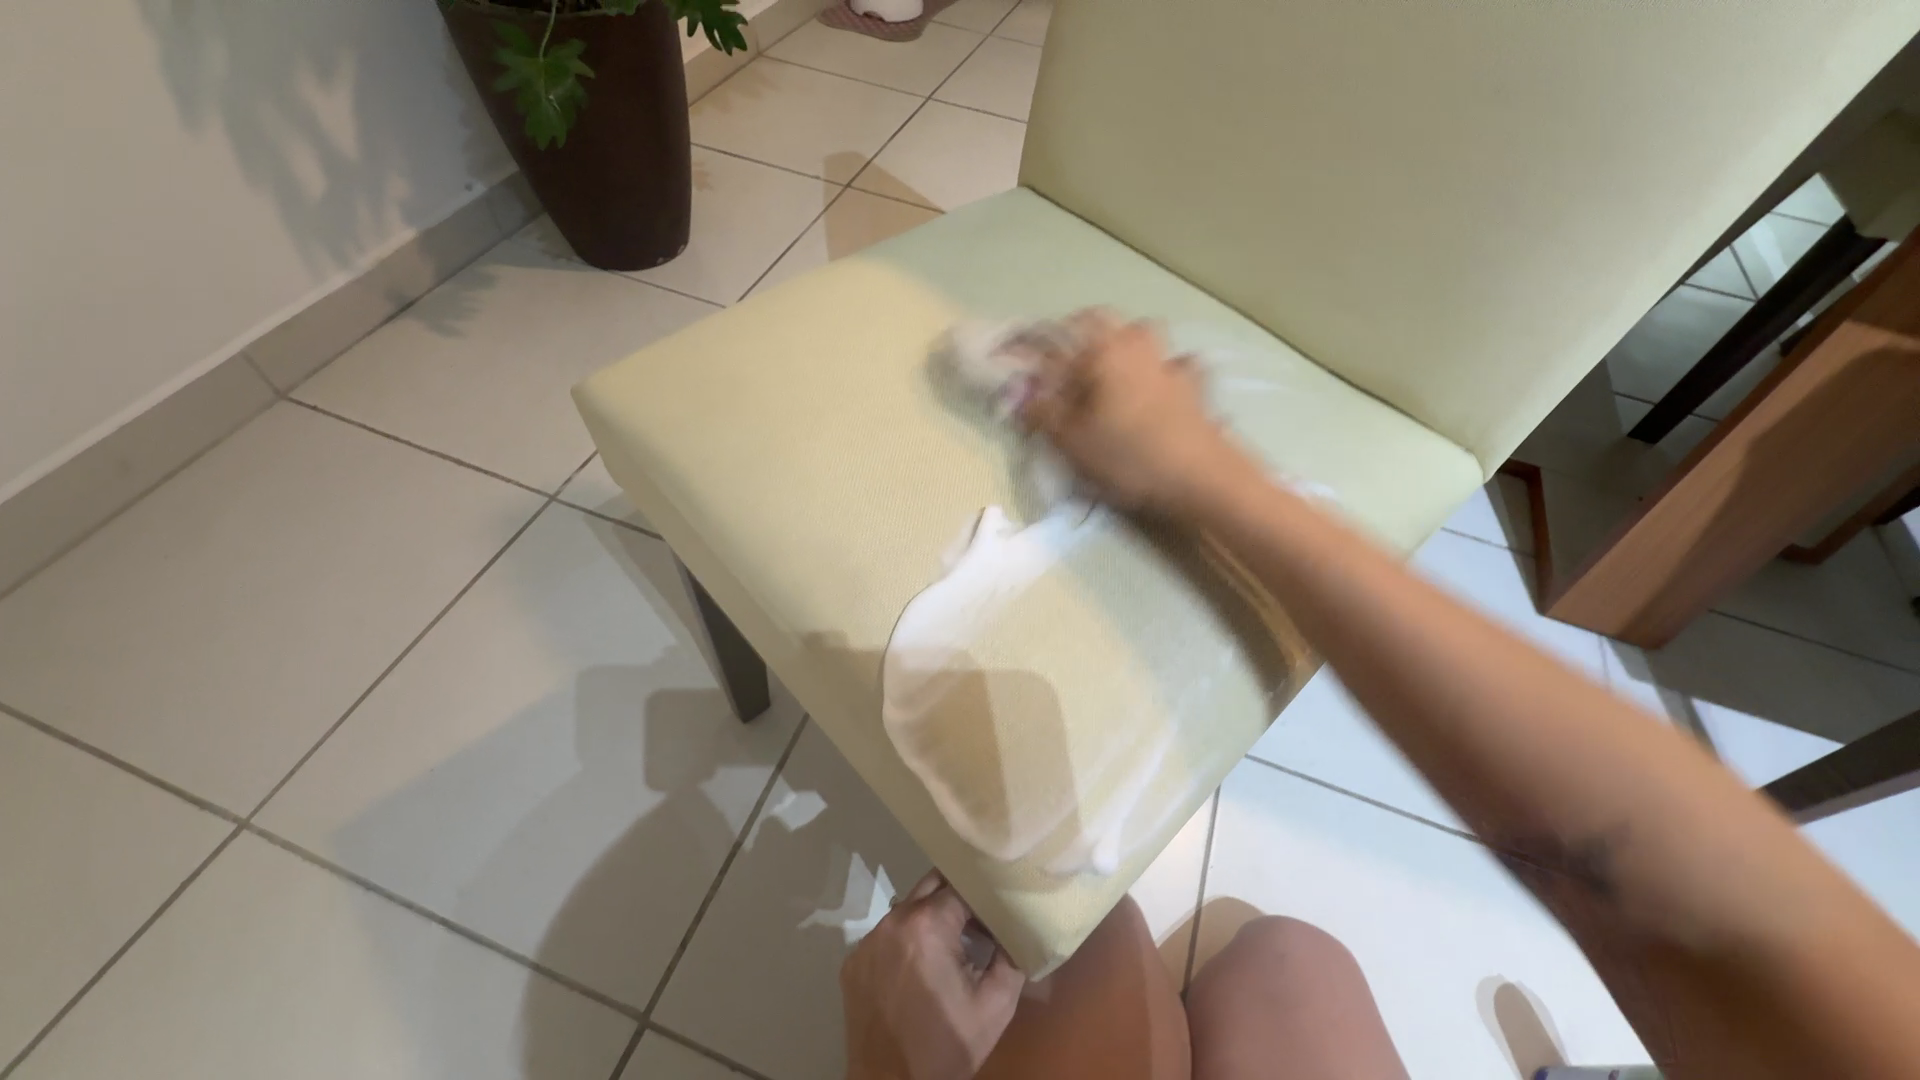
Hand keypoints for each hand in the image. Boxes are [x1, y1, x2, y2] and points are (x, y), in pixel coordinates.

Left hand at [841, 872, 1024, 1079]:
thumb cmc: (946, 1047)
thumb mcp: (995, 1005)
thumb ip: (1012, 958)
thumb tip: (1018, 930)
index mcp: (927, 924)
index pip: (962, 886)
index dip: (983, 897)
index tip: (997, 911)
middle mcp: (893, 921)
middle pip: (931, 886)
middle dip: (956, 898)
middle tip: (978, 922)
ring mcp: (868, 941)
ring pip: (907, 909)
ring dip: (929, 919)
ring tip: (950, 949)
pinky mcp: (853, 962)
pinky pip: (885, 937)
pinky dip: (905, 943)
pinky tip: (918, 972)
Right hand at [1018, 309, 1242, 516]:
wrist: (1201, 478)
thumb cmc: (1127, 455)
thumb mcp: (1071, 440)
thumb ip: (1041, 411)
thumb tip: (1018, 391)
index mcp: (1103, 350)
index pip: (1061, 330)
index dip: (1039, 342)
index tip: (1024, 361)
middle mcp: (1138, 345)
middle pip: (1106, 323)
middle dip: (1085, 339)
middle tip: (1069, 371)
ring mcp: (1172, 363)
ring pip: (1145, 338)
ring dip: (1128, 350)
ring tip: (1114, 379)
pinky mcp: (1197, 388)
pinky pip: (1179, 368)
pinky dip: (1166, 374)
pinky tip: (1161, 393)